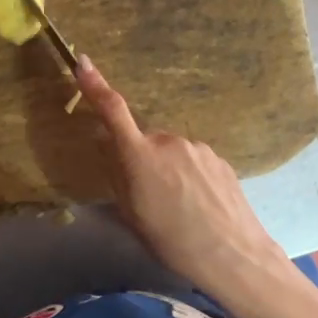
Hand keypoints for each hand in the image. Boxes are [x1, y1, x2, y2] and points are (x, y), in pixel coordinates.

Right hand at [76, 57, 295, 295]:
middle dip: (143, 160)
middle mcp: (169, 142)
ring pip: (172, 153)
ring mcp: (198, 148)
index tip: (83, 62)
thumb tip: (110, 149)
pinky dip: (190, 178)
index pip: (113, 111)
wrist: (234, 255)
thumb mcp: (132, 214)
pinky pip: (193, 162)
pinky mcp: (219, 159)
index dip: (95, 86)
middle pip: (146, 142)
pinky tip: (200, 206)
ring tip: (180, 208)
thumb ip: (118, 176)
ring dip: (169, 171)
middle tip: (150, 198)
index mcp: (140, 155)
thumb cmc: (172, 240)